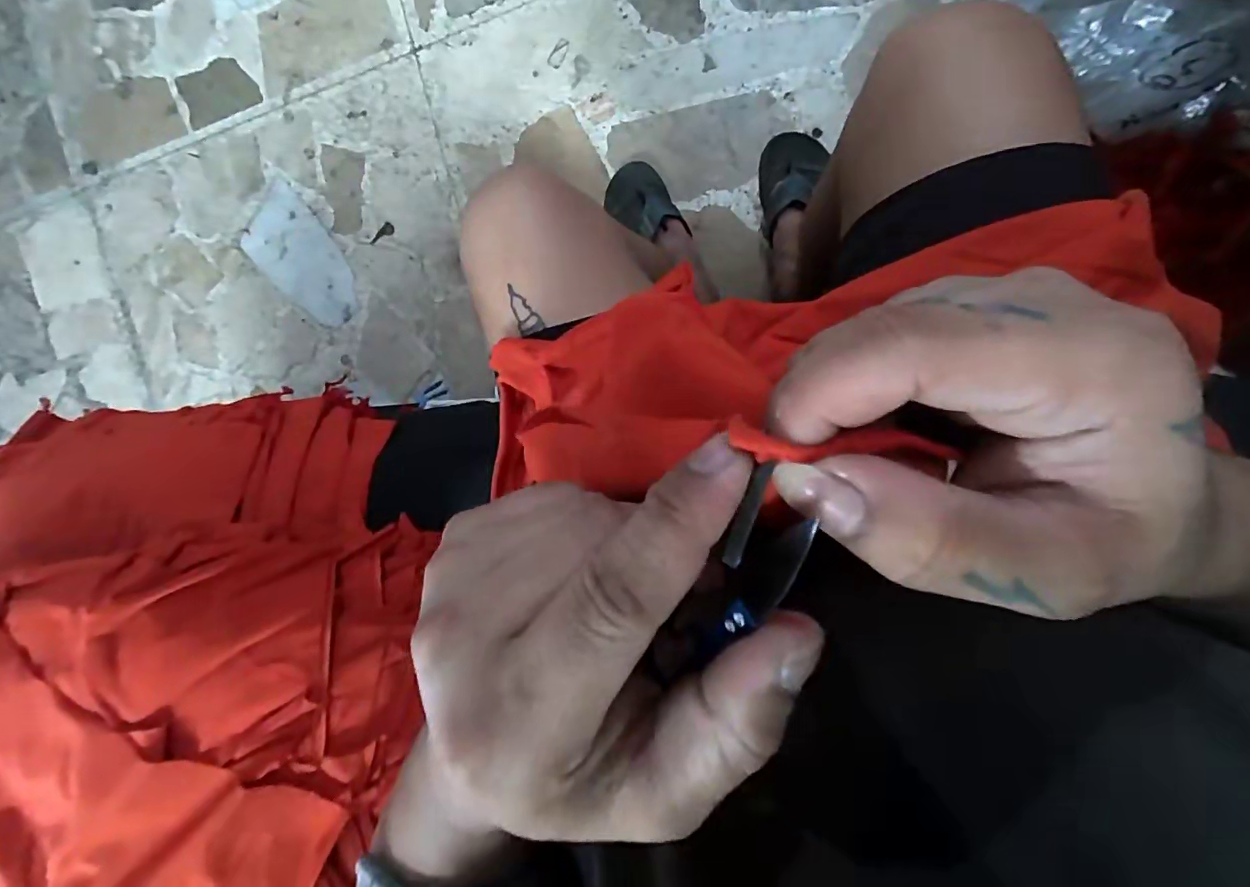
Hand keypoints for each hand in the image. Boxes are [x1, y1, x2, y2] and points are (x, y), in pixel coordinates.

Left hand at [380, 438, 824, 878]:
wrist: (465, 757)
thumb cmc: (574, 778)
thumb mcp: (665, 789)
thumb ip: (733, 723)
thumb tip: (798, 631)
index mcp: (523, 713)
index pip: (610, 598)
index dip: (676, 525)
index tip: (733, 459)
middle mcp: (466, 631)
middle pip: (602, 537)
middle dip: (662, 541)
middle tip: (678, 597)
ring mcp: (450, 573)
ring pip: (578, 507)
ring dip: (621, 534)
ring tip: (611, 596)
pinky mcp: (452, 536)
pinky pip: (549, 498)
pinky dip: (583, 523)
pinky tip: (570, 573)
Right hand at [768, 268, 1223, 619]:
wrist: (1172, 495)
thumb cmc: (1116, 542)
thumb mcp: (1038, 576)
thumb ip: (925, 540)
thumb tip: (800, 484)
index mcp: (1089, 360)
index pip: (909, 346)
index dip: (821, 395)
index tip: (786, 463)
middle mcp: (1043, 296)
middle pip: (874, 328)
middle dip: (813, 399)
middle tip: (810, 469)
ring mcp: (1002, 284)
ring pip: (862, 323)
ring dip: (828, 389)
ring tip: (857, 452)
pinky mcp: (969, 291)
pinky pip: (872, 326)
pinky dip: (847, 378)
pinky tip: (877, 419)